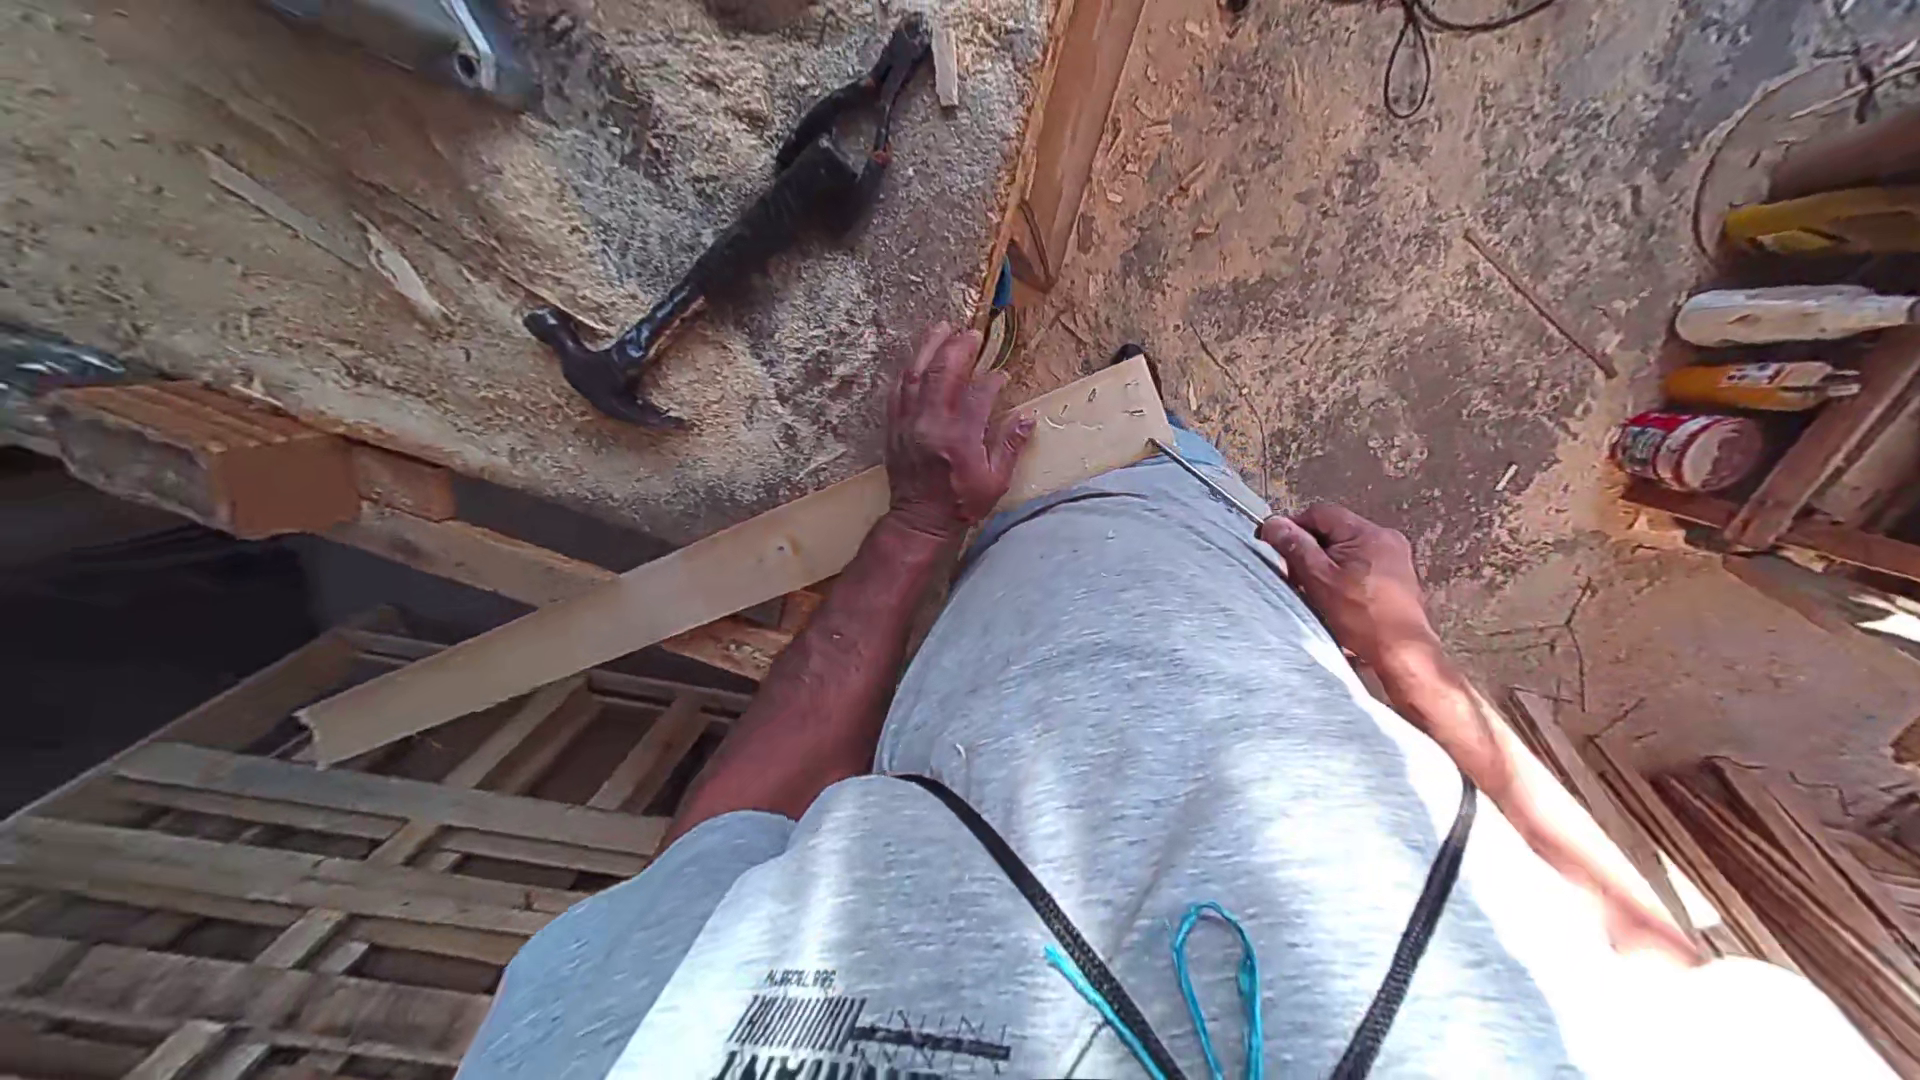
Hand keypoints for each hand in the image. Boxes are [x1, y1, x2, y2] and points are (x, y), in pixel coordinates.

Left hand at [884, 323, 1034, 540]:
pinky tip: (918, 359)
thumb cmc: (960, 503)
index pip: (978, 395)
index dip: (992, 381)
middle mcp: (931, 425)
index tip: (1001, 376)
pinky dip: (909, 371)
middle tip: (971, 333)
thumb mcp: (995, 481)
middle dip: (959, 348)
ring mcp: (908, 424)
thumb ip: (1010, 446)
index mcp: (959, 439)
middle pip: (943, 373)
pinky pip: (898, 390)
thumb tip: (1028, 418)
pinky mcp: (895, 427)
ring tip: (942, 328)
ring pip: (916, 375)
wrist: (920, 520)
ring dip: (929, 348)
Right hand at [1259, 503, 1439, 670]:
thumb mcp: (1318, 578)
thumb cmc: (1365, 618)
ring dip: (1323, 564)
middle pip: (1332, 531)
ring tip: (1314, 588)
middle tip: (1294, 573)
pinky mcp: (1395, 577)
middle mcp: (1386, 540)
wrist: (1400, 651)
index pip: (1319, 513)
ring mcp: (1394, 558)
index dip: (1293, 527)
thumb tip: (1275, 525)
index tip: (1276, 544)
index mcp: (1368, 534)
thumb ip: (1294, 546)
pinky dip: (1340, 575)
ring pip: (1343, 549)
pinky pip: (1358, 564)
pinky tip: (1333, 596)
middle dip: (1308, 549)